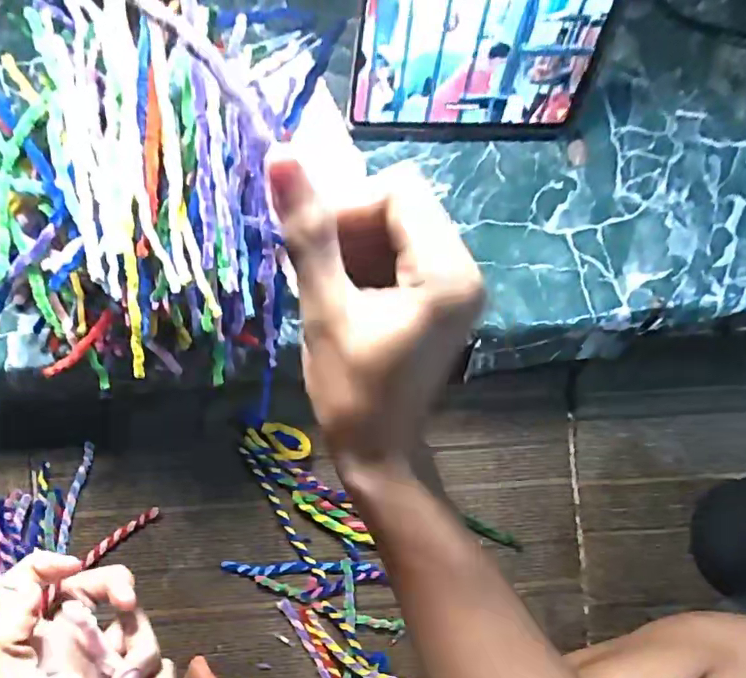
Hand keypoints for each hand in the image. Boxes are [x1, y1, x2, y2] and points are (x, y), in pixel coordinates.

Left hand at [0, 552, 178, 677]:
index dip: (43, 565)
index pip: (19, 585)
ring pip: (132, 627)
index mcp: (28, 648)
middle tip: (127, 606)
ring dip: (141, 654)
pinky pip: (156, 666)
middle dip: (116, 592)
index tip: (75, 568)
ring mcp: (102, 672)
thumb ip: (3, 643)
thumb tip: (21, 592)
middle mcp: (64, 651)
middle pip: (91, 590)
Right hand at [268, 146, 484, 465]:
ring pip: (397, 233)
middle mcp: (463, 270)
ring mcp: (455, 288)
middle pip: (401, 208)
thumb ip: (307, 235)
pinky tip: (344, 301)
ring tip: (328, 294)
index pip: (398, 192)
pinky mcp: (440, 303)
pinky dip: (366, 270)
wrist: (377, 453)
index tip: (314, 254)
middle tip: (317, 278)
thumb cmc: (350, 393)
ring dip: (353, 252)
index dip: (347, 210)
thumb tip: (281, 155)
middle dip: (349, 233)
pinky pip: (400, 260)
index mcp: (447, 272)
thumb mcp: (325, 311)